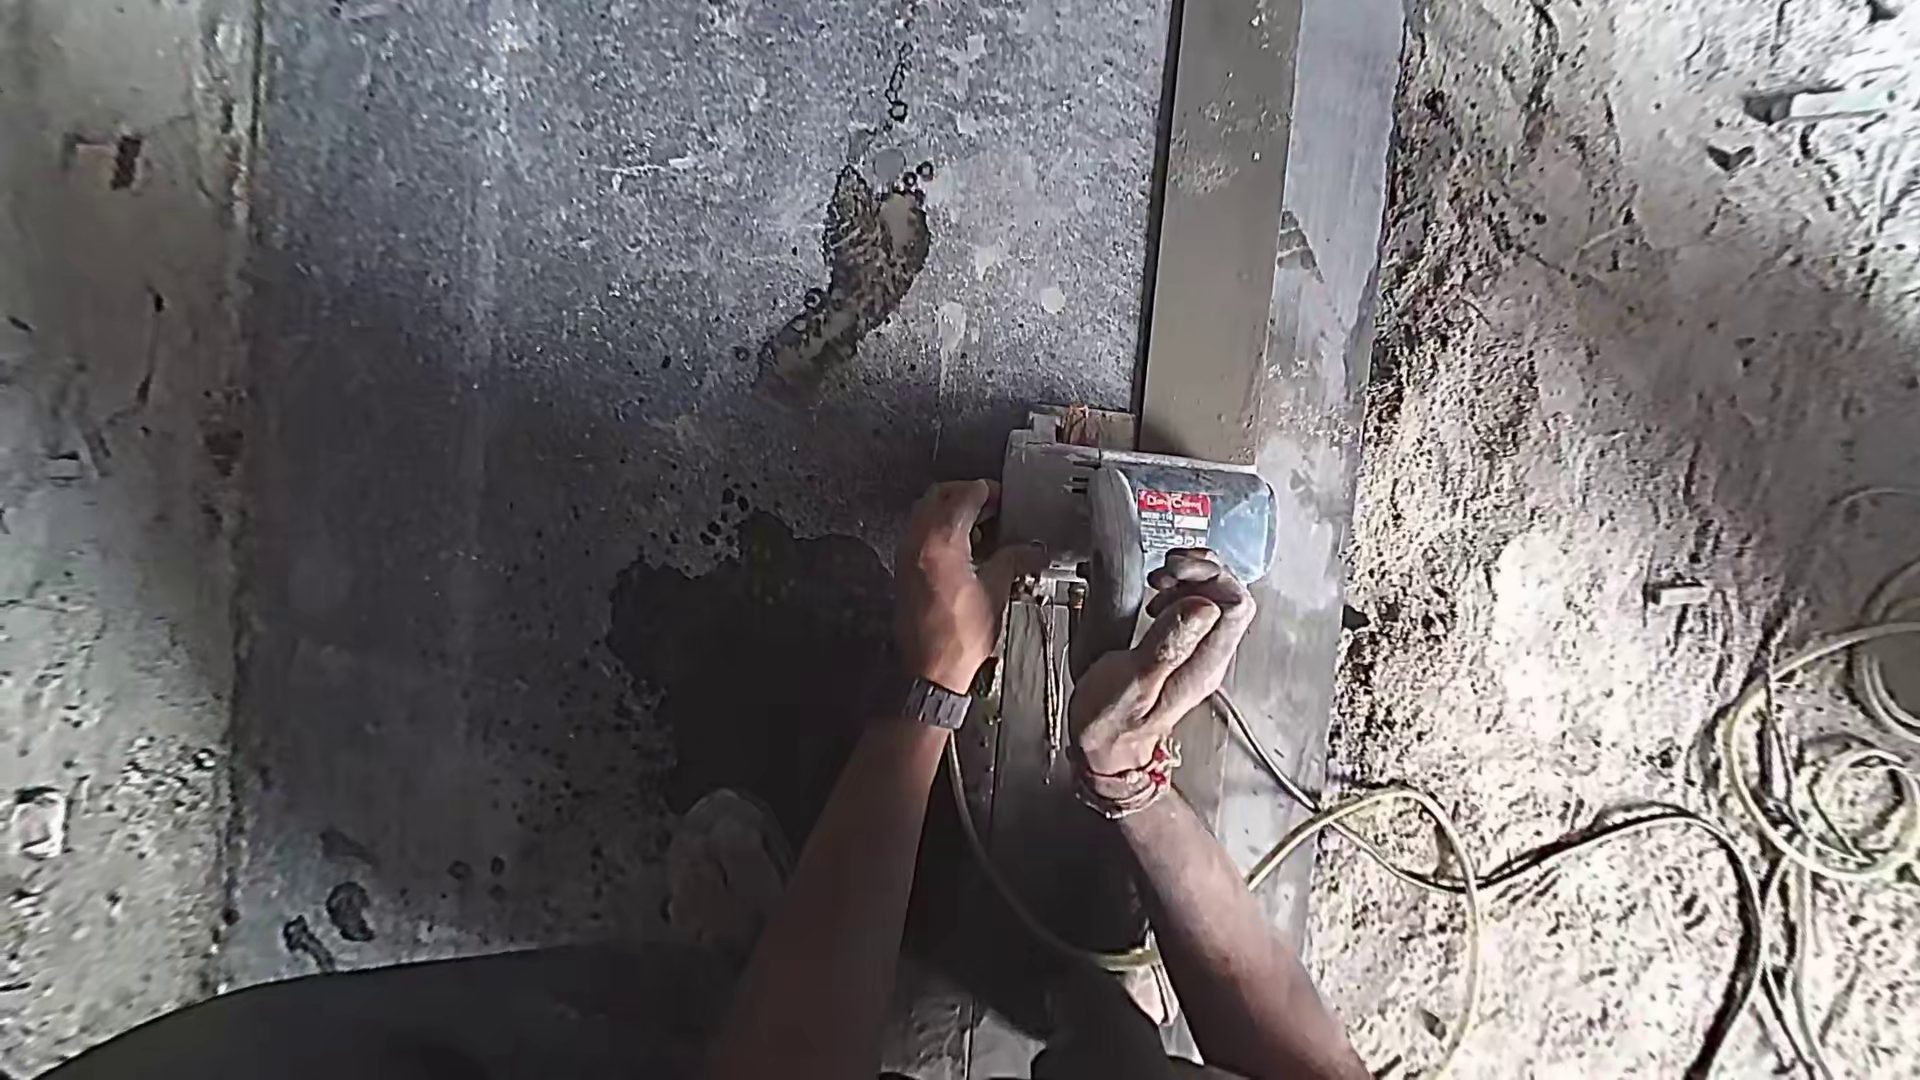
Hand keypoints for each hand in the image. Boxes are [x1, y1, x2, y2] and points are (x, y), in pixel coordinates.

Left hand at [896, 480, 1048, 693]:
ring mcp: (907, 555)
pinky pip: (920, 533)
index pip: (963, 496)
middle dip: (966, 494)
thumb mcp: (996, 592)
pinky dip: (940, 528)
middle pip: (939, 496)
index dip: (986, 492)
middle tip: (992, 505)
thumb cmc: (958, 639)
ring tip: (980, 525)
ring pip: (926, 512)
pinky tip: (964, 547)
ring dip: (951, 510)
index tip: (1002, 497)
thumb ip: (1013, 560)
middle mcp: (918, 543)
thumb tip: (1030, 549)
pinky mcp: (904, 570)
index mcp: (941, 542)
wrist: (929, 671)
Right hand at [1069, 549, 1255, 773]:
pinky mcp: (1176, 648)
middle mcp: (1206, 655)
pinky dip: (1174, 591)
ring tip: (1156, 580)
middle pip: (1228, 595)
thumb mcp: (1133, 683)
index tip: (1171, 569)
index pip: (1235, 603)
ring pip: (1212, 599)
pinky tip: (1152, 594)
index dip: (1208, 575)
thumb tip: (1203, 606)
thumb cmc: (1112, 724)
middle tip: (1163, 570)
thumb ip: (1167, 645)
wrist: (1103, 750)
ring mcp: (1193, 651)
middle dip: (1198, 570)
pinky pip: (1190, 609)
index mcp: (1203, 663)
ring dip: (1187, 579)